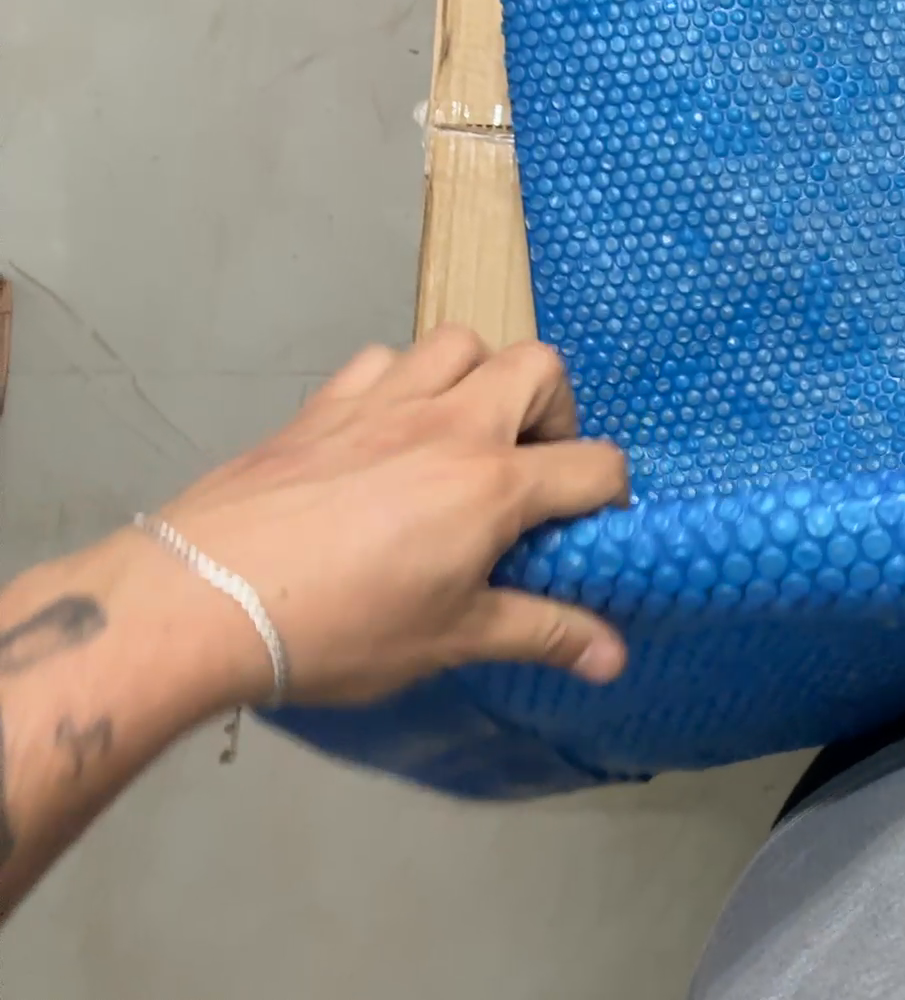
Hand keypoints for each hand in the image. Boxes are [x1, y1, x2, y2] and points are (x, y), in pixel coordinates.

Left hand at [148, 326, 630, 704]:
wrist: (185, 608)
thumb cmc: (339, 626)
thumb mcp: (457, 637)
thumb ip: (548, 634)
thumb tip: (617, 661)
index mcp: (494, 483)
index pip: (598, 464)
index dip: (612, 494)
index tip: (589, 525)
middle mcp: (451, 425)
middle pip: (540, 368)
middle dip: (557, 411)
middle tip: (532, 464)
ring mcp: (382, 405)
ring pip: (461, 344)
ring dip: (483, 380)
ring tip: (468, 435)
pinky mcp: (322, 407)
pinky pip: (385, 360)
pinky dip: (408, 381)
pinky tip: (393, 429)